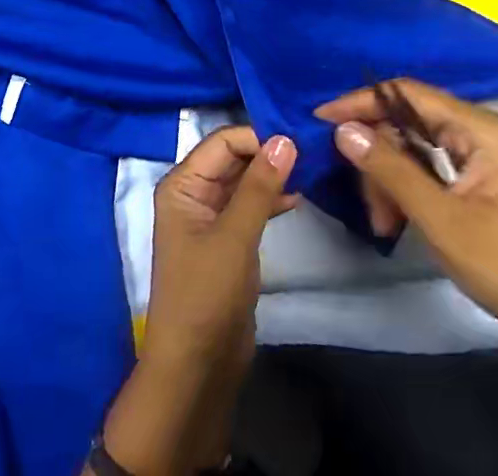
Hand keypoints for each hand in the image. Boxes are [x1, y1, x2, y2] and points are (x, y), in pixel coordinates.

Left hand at [100, 127, 296, 474]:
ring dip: (273, 174)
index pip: (221, 142)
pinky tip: (299, 196)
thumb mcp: (234, 236)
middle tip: (315, 148)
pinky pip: (250, 206)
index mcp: (182, 184)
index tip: (301, 137)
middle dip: (268, 152)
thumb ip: (259, 187)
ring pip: (244, 181)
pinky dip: (272, 199)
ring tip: (313, 168)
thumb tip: (285, 139)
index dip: (258, 136)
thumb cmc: (206, 293)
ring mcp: (211, 216)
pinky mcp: (228, 239)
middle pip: (232, 158)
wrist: (197, 361)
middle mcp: (193, 193)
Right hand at [314, 79, 497, 350]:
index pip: (406, 94)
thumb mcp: (443, 221)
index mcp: (482, 130)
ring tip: (385, 224)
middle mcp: (485, 132)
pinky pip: (434, 168)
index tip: (320, 121)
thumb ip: (391, 170)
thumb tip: (343, 129)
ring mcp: (488, 156)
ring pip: (417, 149)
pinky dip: (411, 189)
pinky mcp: (487, 180)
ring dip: (392, 180)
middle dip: (378, 157)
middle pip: (409, 123)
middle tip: (368, 204)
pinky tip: (401, 220)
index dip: (360, 102)